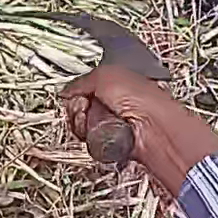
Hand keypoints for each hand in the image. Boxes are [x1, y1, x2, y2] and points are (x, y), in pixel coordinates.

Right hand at [59, 67, 217, 195]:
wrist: (153, 128)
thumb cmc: (140, 98)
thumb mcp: (106, 76)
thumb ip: (81, 81)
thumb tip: (65, 92)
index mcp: (113, 84)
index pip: (81, 88)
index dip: (77, 92)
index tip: (80, 95)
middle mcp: (110, 103)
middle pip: (76, 108)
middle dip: (77, 109)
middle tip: (87, 108)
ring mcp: (107, 123)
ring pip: (79, 125)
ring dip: (84, 124)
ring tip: (101, 122)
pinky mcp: (106, 141)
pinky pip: (86, 140)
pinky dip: (90, 137)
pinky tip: (102, 133)